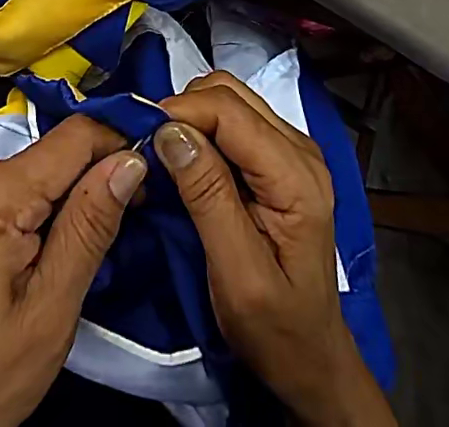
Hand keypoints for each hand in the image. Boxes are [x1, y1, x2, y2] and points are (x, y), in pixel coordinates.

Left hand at [0, 116, 148, 426]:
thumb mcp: (51, 306)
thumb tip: (133, 161)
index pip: (82, 132)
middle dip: (113, 165)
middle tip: (142, 206)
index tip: (157, 172)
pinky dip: (72, 197)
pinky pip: (43, 181)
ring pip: (61, 161)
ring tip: (119, 223)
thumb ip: (92, 224)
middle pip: (71, 143)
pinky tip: (86, 231)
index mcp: (0, 195)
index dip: (126, 143)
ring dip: (95, 184)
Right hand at [156, 73, 394, 426]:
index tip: (137, 134)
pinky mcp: (281, 160)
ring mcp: (294, 151)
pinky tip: (184, 160)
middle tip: (145, 146)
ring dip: (192, 117)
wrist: (311, 353)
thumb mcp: (236, 274)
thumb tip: (171, 132)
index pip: (232, 112)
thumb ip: (208, 197)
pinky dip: (205, 130)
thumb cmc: (275, 327)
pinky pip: (238, 123)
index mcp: (296, 174)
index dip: (181, 112)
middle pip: (234, 95)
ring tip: (160, 153)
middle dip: (184, 110)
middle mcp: (300, 149)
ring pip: (234, 102)